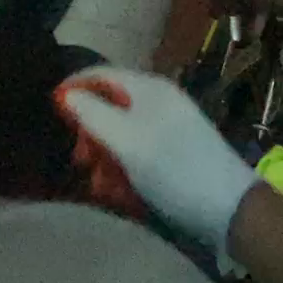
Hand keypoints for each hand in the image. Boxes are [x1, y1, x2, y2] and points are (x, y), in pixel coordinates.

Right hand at [58, 67, 258, 249]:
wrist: (230, 209)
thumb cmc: (174, 168)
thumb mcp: (127, 142)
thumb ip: (93, 114)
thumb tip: (65, 94)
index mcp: (148, 88)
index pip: (100, 73)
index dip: (73, 87)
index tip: (52, 109)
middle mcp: (159, 99)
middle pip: (111, 103)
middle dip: (90, 130)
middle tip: (80, 160)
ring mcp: (171, 124)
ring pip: (124, 131)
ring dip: (107, 155)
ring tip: (100, 184)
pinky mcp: (178, 150)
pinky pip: (141, 148)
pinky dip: (126, 165)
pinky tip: (122, 191)